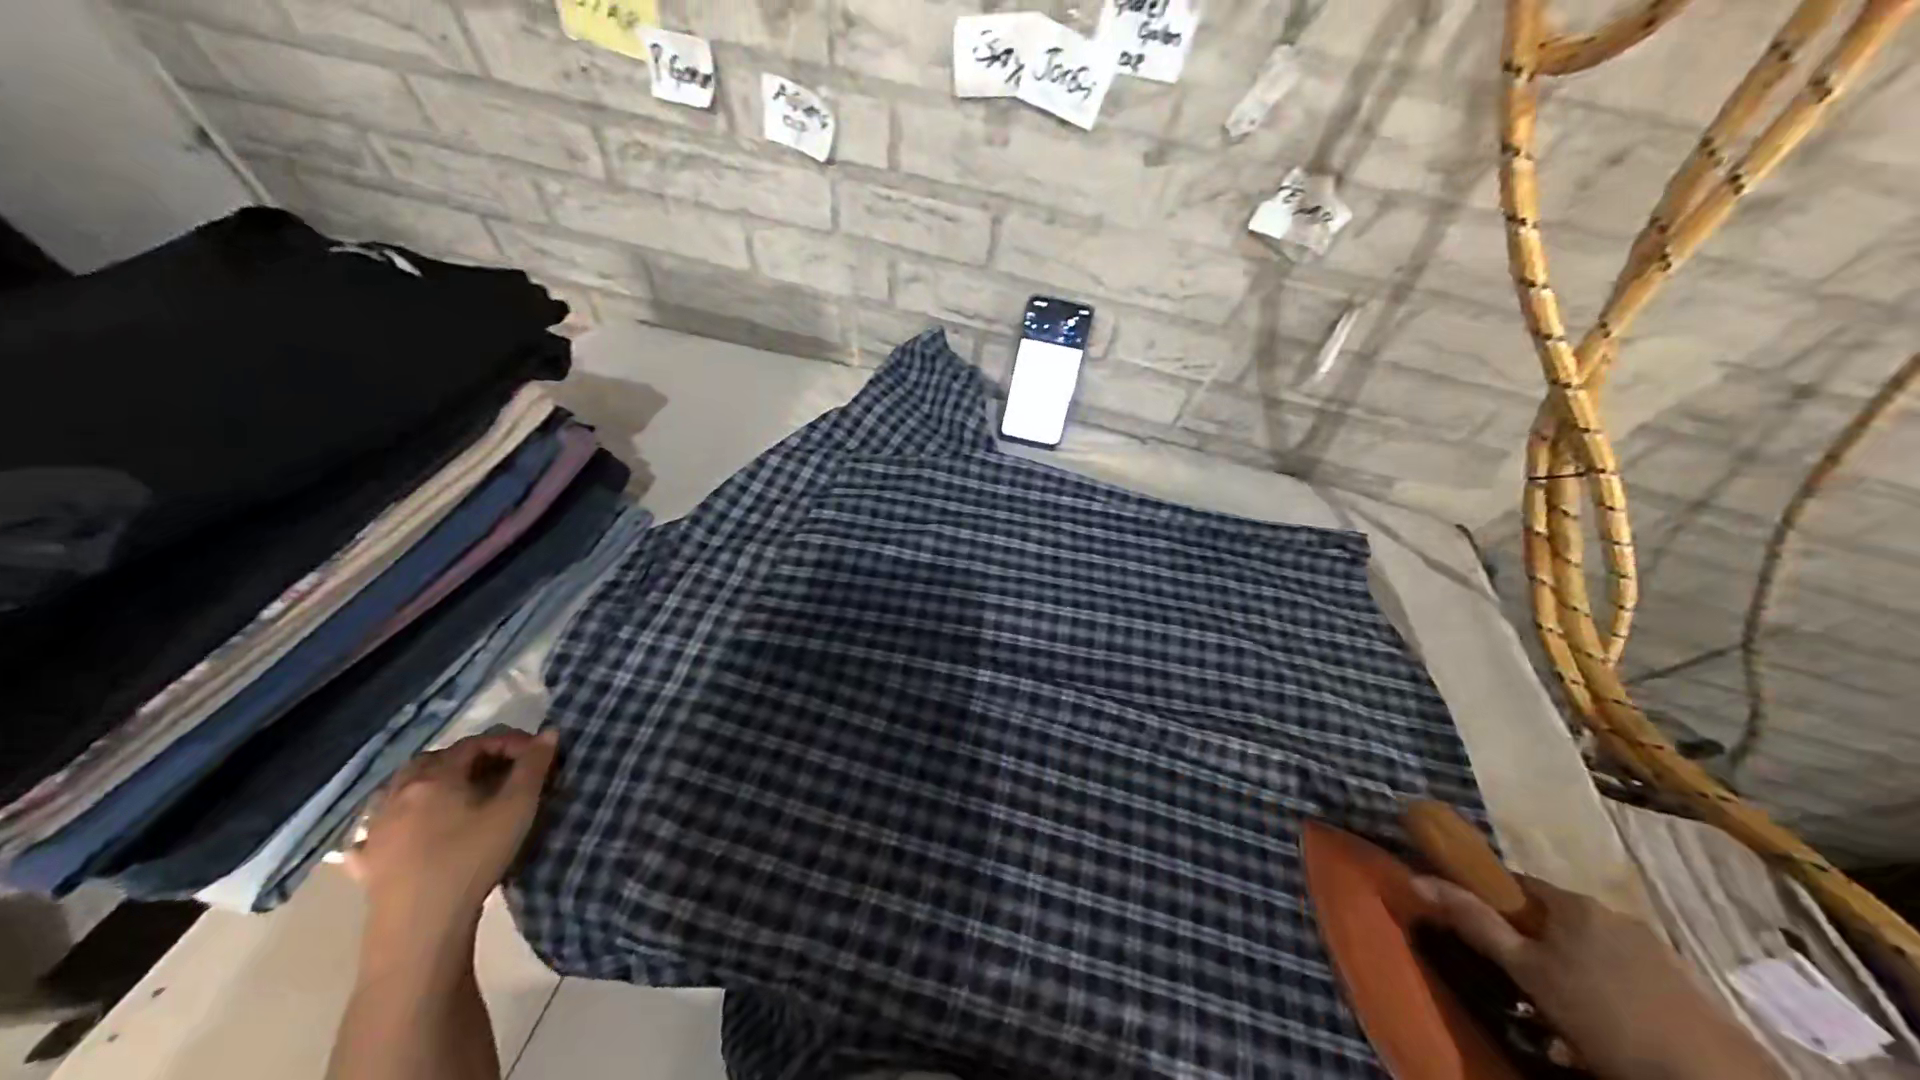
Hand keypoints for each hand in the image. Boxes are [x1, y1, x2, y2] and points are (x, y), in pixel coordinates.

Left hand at [347, 730, 558, 927]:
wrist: (419, 926)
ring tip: (458, 798)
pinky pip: (376, 829)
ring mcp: (376, 828)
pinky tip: (405, 833)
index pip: (474, 744)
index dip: (507, 743)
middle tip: (499, 773)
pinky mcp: (365, 861)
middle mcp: (399, 793)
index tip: (535, 756)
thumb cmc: (472, 858)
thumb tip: (548, 732)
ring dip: (431, 784)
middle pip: (434, 760)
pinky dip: (394, 821)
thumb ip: (533, 767)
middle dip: (468, 759)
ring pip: (401, 789)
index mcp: (436, 776)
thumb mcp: (517, 808)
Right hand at [1415, 874, 1785, 1079]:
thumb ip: (1474, 922)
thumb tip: (1418, 879)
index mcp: (1574, 902)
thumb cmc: (1601, 1015)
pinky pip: (1625, 974)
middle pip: (1555, 918)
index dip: (1492, 902)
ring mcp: (1656, 949)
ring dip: (1569, 970)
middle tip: (1520, 984)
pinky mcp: (1686, 986)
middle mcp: (1614, 913)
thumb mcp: (1525, 971)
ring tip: (1561, 1014)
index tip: (1480, 931)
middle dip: (1534, 945)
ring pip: (1591, 949)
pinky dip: (1606, 991)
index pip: (1515, 883)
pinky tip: (1605, 1027)